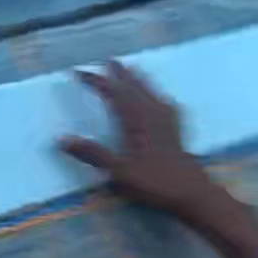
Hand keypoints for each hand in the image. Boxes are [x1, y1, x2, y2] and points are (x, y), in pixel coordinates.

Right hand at [57, 60, 237, 226]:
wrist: (196, 197)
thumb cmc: (155, 183)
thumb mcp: (118, 171)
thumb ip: (92, 154)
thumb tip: (61, 139)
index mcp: (136, 122)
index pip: (114, 94)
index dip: (96, 81)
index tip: (79, 72)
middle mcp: (153, 117)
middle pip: (136, 88)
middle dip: (121, 74)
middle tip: (110, 60)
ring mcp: (168, 124)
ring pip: (152, 94)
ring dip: (141, 80)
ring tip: (133, 70)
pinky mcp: (178, 133)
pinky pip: (165, 105)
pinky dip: (158, 96)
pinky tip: (160, 98)